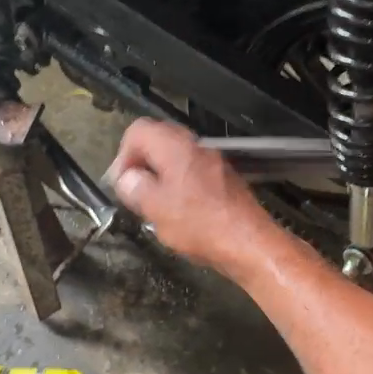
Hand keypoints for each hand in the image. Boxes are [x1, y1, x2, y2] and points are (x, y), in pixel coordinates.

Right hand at [106, 119, 287, 276]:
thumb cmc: (199, 224)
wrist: (250, 243)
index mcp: (175, 147)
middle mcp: (197, 147)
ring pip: (177, 161)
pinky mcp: (226, 182)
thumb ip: (135, 188)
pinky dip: (181, 189)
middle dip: (142, 167)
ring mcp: (215, 164)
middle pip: (158, 143)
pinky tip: (181, 215)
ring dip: (161, 180)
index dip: (123, 154)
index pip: (138, 130)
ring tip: (156, 209)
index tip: (122, 183)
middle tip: (136, 195)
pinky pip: (195, 177)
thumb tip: (127, 178)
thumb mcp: (155, 208)